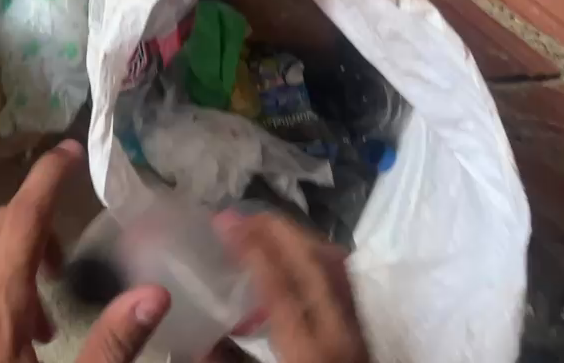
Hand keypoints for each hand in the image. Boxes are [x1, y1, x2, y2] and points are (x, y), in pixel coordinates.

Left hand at [0, 140, 171, 362]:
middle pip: (1, 226)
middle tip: (68, 261)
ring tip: (45, 322)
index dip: (48, 177)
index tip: (72, 150)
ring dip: (17, 262)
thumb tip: (153, 294)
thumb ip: (110, 346)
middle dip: (38, 223)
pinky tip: (9, 344)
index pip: (24, 216)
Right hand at [224, 213, 369, 362]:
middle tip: (239, 215)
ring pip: (333, 264)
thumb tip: (198, 342)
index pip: (280, 284)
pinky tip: (295, 260)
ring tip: (261, 229)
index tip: (222, 220)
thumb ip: (235, 361)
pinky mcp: (365, 334)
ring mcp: (358, 331)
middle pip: (312, 260)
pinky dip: (316, 257)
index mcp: (309, 352)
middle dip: (274, 229)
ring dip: (296, 238)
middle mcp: (339, 332)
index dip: (250, 246)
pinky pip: (341, 278)